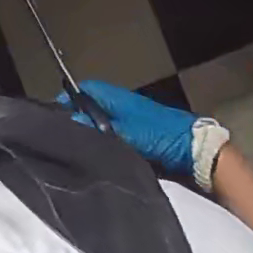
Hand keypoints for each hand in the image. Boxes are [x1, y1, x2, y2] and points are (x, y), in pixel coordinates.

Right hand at [58, 80, 229, 191]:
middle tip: (63, 138)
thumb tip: (70, 122)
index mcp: (115, 98)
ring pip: (97, 127)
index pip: (83, 90)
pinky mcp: (134, 142)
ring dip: (89, 138)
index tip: (54, 118)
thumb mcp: (128, 132)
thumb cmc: (163, 136)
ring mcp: (126, 125)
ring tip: (76, 152)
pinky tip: (95, 161)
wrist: (198, 155)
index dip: (67, 100)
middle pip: (87, 109)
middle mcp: (118, 108)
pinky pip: (109, 142)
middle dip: (75, 121)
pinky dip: (102, 149)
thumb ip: (98, 127)